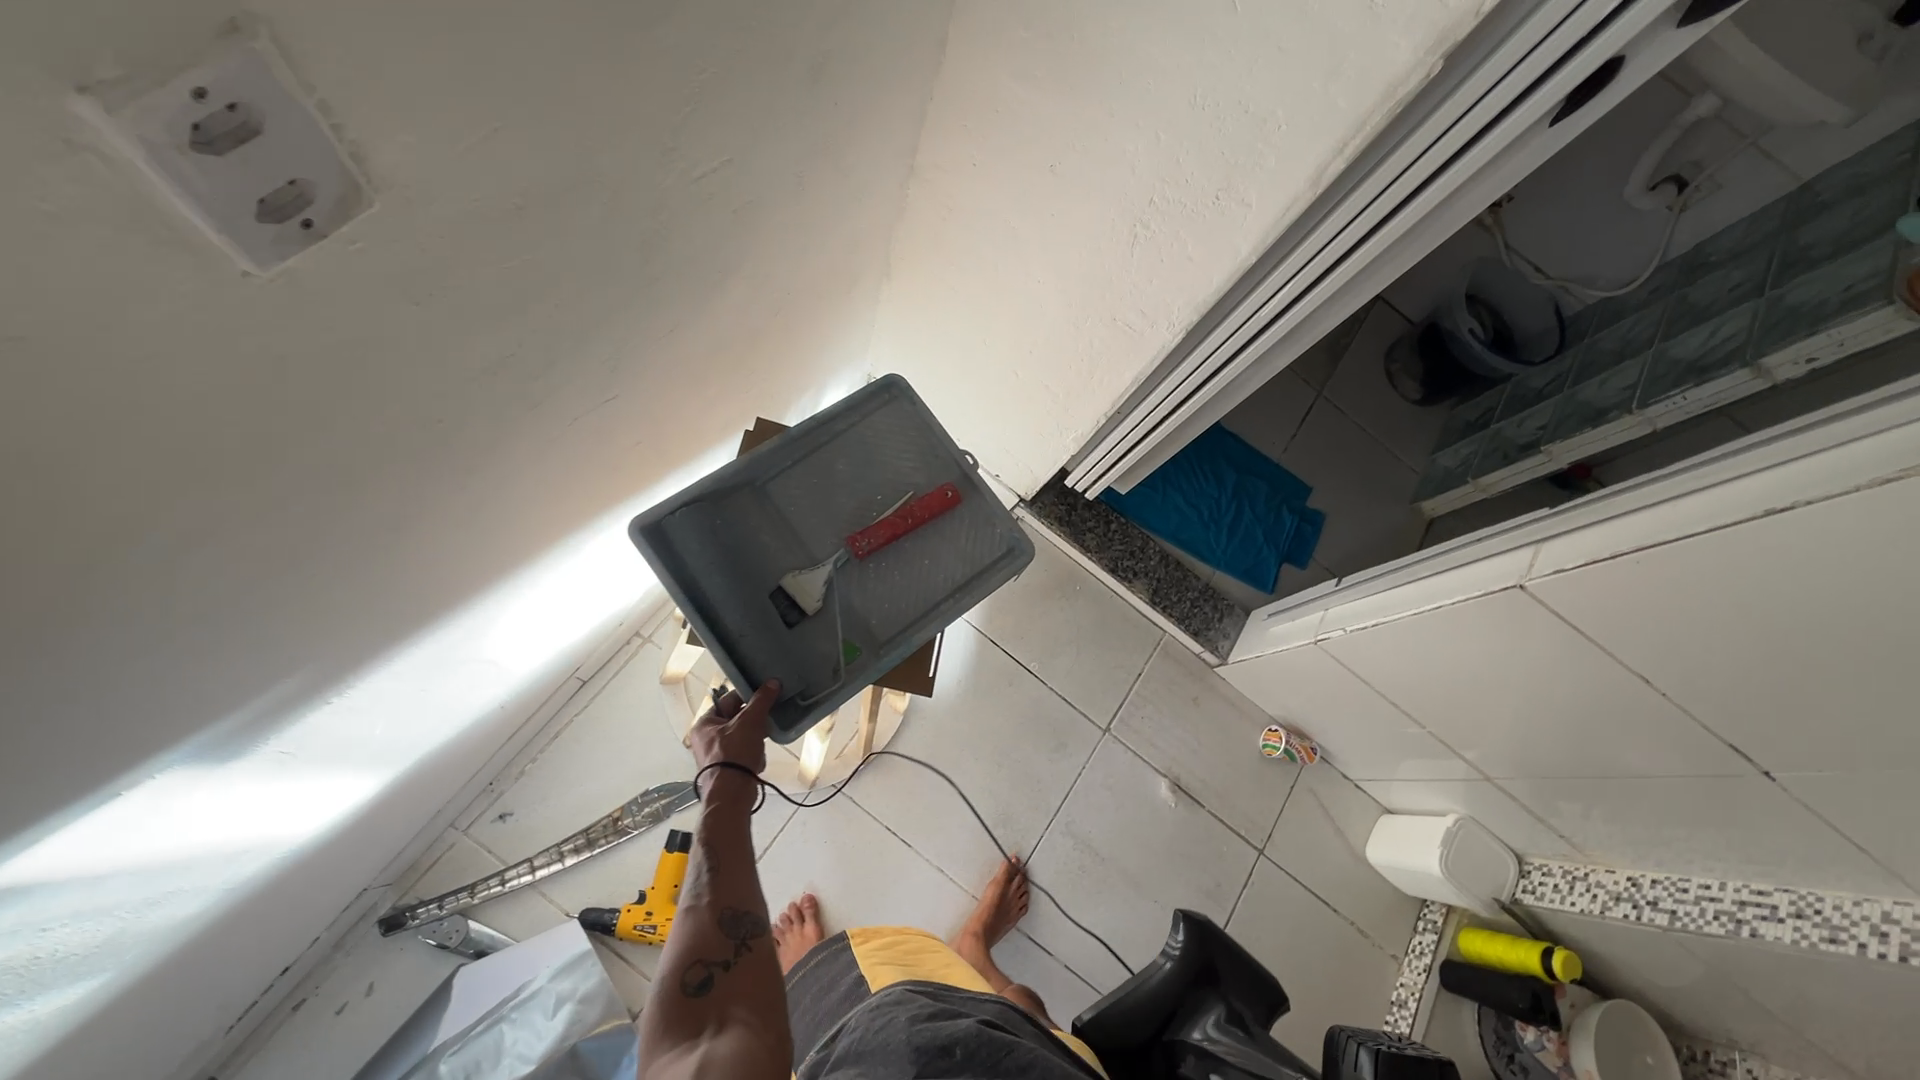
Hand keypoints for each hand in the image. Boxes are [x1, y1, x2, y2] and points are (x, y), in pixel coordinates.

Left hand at [691, 680, 779, 791]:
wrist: (731, 794)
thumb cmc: (735, 753)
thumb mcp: (750, 722)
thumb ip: (761, 701)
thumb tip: (773, 682)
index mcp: (704, 724)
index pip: (727, 700)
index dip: (747, 697)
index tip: (765, 697)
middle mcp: (705, 739)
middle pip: (736, 720)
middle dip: (753, 723)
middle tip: (766, 721)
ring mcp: (714, 756)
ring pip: (742, 737)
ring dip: (755, 740)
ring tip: (761, 744)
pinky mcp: (725, 770)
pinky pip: (742, 754)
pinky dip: (752, 755)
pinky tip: (757, 760)